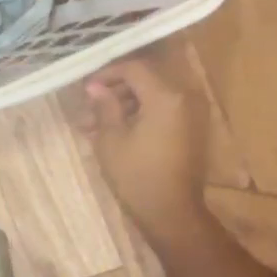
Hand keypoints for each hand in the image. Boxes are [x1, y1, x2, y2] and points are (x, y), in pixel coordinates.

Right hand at [67, 51, 212, 247]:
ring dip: (124, 105)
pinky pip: (162, 110)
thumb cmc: (135, 173)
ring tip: (96, 125)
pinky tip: (116, 132)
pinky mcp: (190, 128)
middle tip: (88, 108)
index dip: (108, 73)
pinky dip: (139, 114)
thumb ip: (105, 107)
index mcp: (166, 96)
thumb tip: (94, 87)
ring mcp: (191, 112)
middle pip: (146, 79)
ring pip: (153, 95)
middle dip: (115, 90)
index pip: (135, 68)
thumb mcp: (111, 139)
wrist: (169, 208)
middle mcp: (184, 97)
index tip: (85, 88)